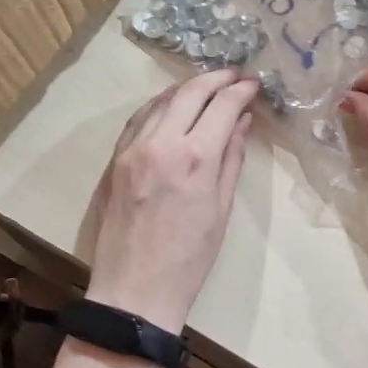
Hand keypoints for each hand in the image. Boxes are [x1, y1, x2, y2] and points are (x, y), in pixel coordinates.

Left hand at [86, 69, 256, 331]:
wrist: (134, 292)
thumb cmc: (189, 258)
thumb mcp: (221, 208)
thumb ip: (231, 158)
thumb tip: (242, 122)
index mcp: (196, 158)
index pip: (222, 105)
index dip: (241, 90)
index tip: (253, 84)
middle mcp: (161, 143)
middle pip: (189, 93)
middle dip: (215, 79)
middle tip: (233, 75)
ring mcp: (132, 149)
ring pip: (160, 100)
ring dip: (186, 88)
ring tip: (206, 86)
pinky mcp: (114, 160)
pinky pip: (138, 120)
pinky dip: (159, 105)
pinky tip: (171, 106)